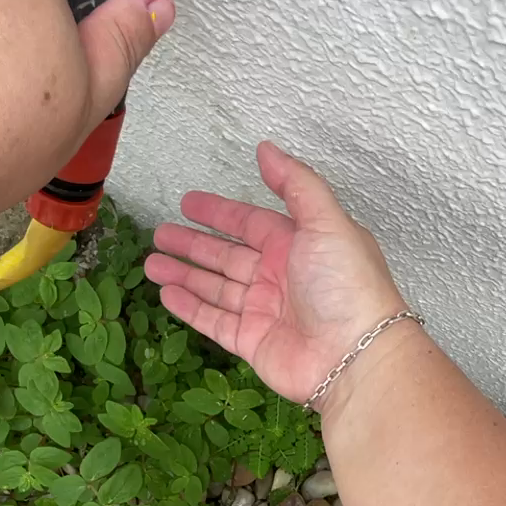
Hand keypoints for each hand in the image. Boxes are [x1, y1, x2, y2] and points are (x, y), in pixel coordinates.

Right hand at [144, 142, 409, 404]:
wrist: (353, 355)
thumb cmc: (347, 286)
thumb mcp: (326, 222)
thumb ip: (295, 184)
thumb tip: (266, 149)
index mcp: (297, 245)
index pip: (250, 222)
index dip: (219, 212)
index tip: (188, 202)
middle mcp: (279, 276)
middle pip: (227, 255)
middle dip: (193, 244)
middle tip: (160, 233)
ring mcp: (264, 310)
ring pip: (215, 287)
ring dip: (184, 274)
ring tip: (152, 262)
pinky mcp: (252, 341)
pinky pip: (214, 321)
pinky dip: (190, 307)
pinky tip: (167, 293)